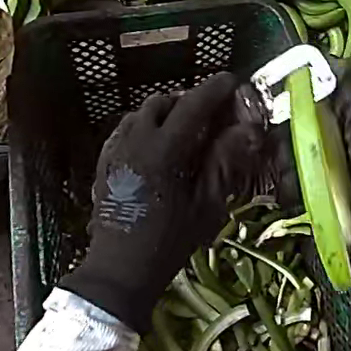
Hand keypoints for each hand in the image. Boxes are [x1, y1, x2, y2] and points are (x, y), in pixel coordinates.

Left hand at [59, 72, 263, 328]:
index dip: (214, 90)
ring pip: (142, 112)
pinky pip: (126, 128)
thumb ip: (224, 162)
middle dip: (189, 101)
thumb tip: (246, 130)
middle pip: (164, 101)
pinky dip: (145, 127)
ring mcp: (115, 149)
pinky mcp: (104, 160)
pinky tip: (157, 146)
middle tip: (210, 115)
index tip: (230, 81)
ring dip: (166, 113)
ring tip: (184, 131)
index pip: (192, 106)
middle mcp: (135, 141)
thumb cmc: (168, 243)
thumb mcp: (206, 206)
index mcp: (163, 151)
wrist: (119, 269)